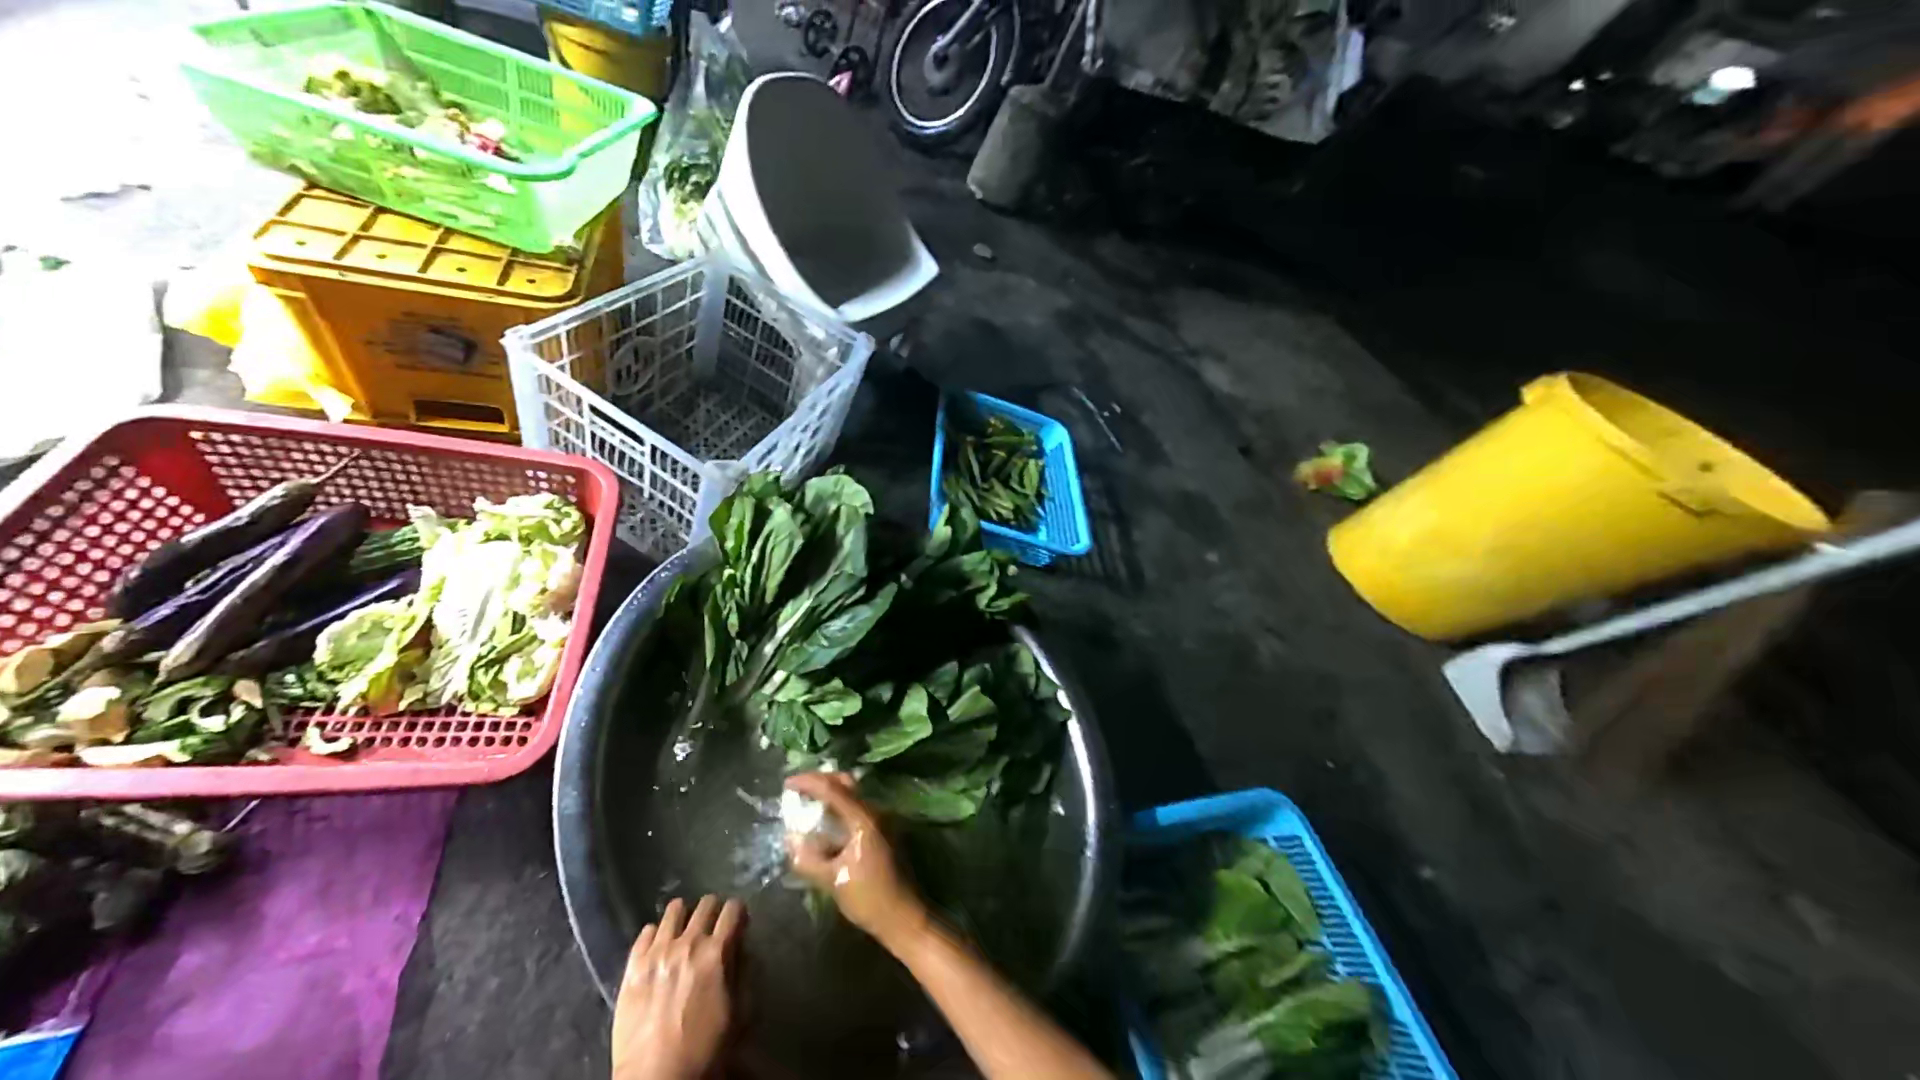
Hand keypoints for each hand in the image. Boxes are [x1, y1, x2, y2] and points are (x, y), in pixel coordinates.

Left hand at [612, 895, 746, 1079]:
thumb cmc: (704, 1050)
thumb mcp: (738, 1013)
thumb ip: (741, 973)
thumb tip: (740, 949)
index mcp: (716, 953)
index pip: (733, 910)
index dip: (739, 912)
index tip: (738, 922)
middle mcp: (687, 944)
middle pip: (706, 904)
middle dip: (714, 910)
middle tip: (713, 926)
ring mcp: (657, 953)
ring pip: (674, 911)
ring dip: (685, 915)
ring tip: (685, 929)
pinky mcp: (633, 968)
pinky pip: (645, 933)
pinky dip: (656, 933)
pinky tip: (659, 944)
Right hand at [784, 772, 929, 948]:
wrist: (905, 918)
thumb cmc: (870, 900)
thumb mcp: (833, 881)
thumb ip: (808, 858)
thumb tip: (790, 837)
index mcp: (864, 820)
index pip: (833, 789)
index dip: (808, 782)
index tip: (787, 784)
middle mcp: (876, 812)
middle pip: (846, 784)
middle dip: (820, 781)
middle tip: (797, 789)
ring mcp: (883, 820)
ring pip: (853, 795)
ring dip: (830, 794)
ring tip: (807, 802)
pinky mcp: (884, 830)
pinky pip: (858, 808)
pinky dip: (839, 808)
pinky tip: (825, 821)